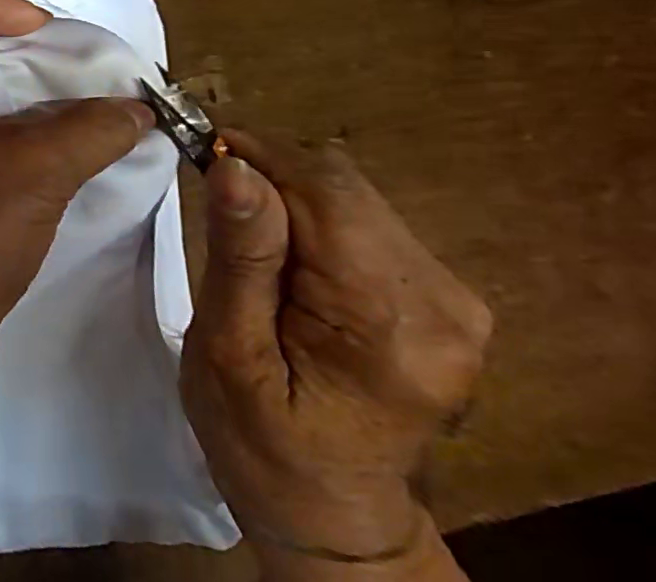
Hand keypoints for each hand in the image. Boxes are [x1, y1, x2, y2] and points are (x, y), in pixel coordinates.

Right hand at [179, 128, 491, 571]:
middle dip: (271, 174)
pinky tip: (284, 254)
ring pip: (354, 196)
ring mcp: (455, 299)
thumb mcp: (229, 353)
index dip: (261, 154)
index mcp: (389, 324)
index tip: (201, 144)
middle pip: (345, 188)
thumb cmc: (260, 444)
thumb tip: (232, 167)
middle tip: (213, 193)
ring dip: (290, 195)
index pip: (327, 194)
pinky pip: (365, 220)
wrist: (331, 511)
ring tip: (244, 230)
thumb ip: (240, 257)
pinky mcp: (444, 296)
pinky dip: (313, 217)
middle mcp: (444, 302)